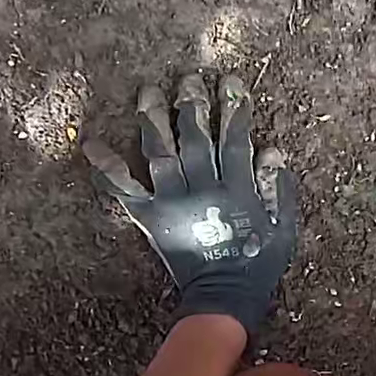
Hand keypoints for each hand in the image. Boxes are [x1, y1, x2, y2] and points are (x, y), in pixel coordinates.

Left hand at [83, 72, 297, 333]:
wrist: (221, 297)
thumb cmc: (257, 262)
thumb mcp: (283, 228)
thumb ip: (278, 189)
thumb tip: (271, 149)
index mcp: (236, 190)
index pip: (235, 139)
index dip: (234, 108)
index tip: (230, 82)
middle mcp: (202, 190)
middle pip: (195, 139)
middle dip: (192, 105)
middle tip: (189, 78)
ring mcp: (172, 202)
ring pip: (161, 154)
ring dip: (154, 121)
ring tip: (148, 92)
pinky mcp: (151, 217)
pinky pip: (126, 190)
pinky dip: (108, 168)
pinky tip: (92, 144)